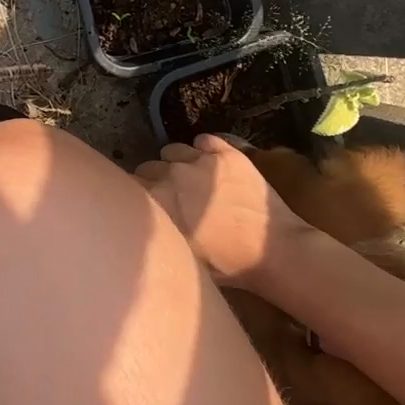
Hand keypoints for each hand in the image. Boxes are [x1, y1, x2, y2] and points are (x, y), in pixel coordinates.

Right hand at [134, 134, 311, 288]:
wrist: (275, 252)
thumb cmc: (225, 264)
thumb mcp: (179, 252)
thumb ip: (155, 227)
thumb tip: (141, 217)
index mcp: (158, 199)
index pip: (130, 184)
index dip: (137, 194)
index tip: (146, 203)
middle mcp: (173, 173)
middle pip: (149, 166)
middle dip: (155, 179)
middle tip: (170, 196)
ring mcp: (202, 160)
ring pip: (174, 150)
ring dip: (177, 162)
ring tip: (190, 179)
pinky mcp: (228, 153)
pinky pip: (204, 140)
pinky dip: (203, 149)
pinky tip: (210, 163)